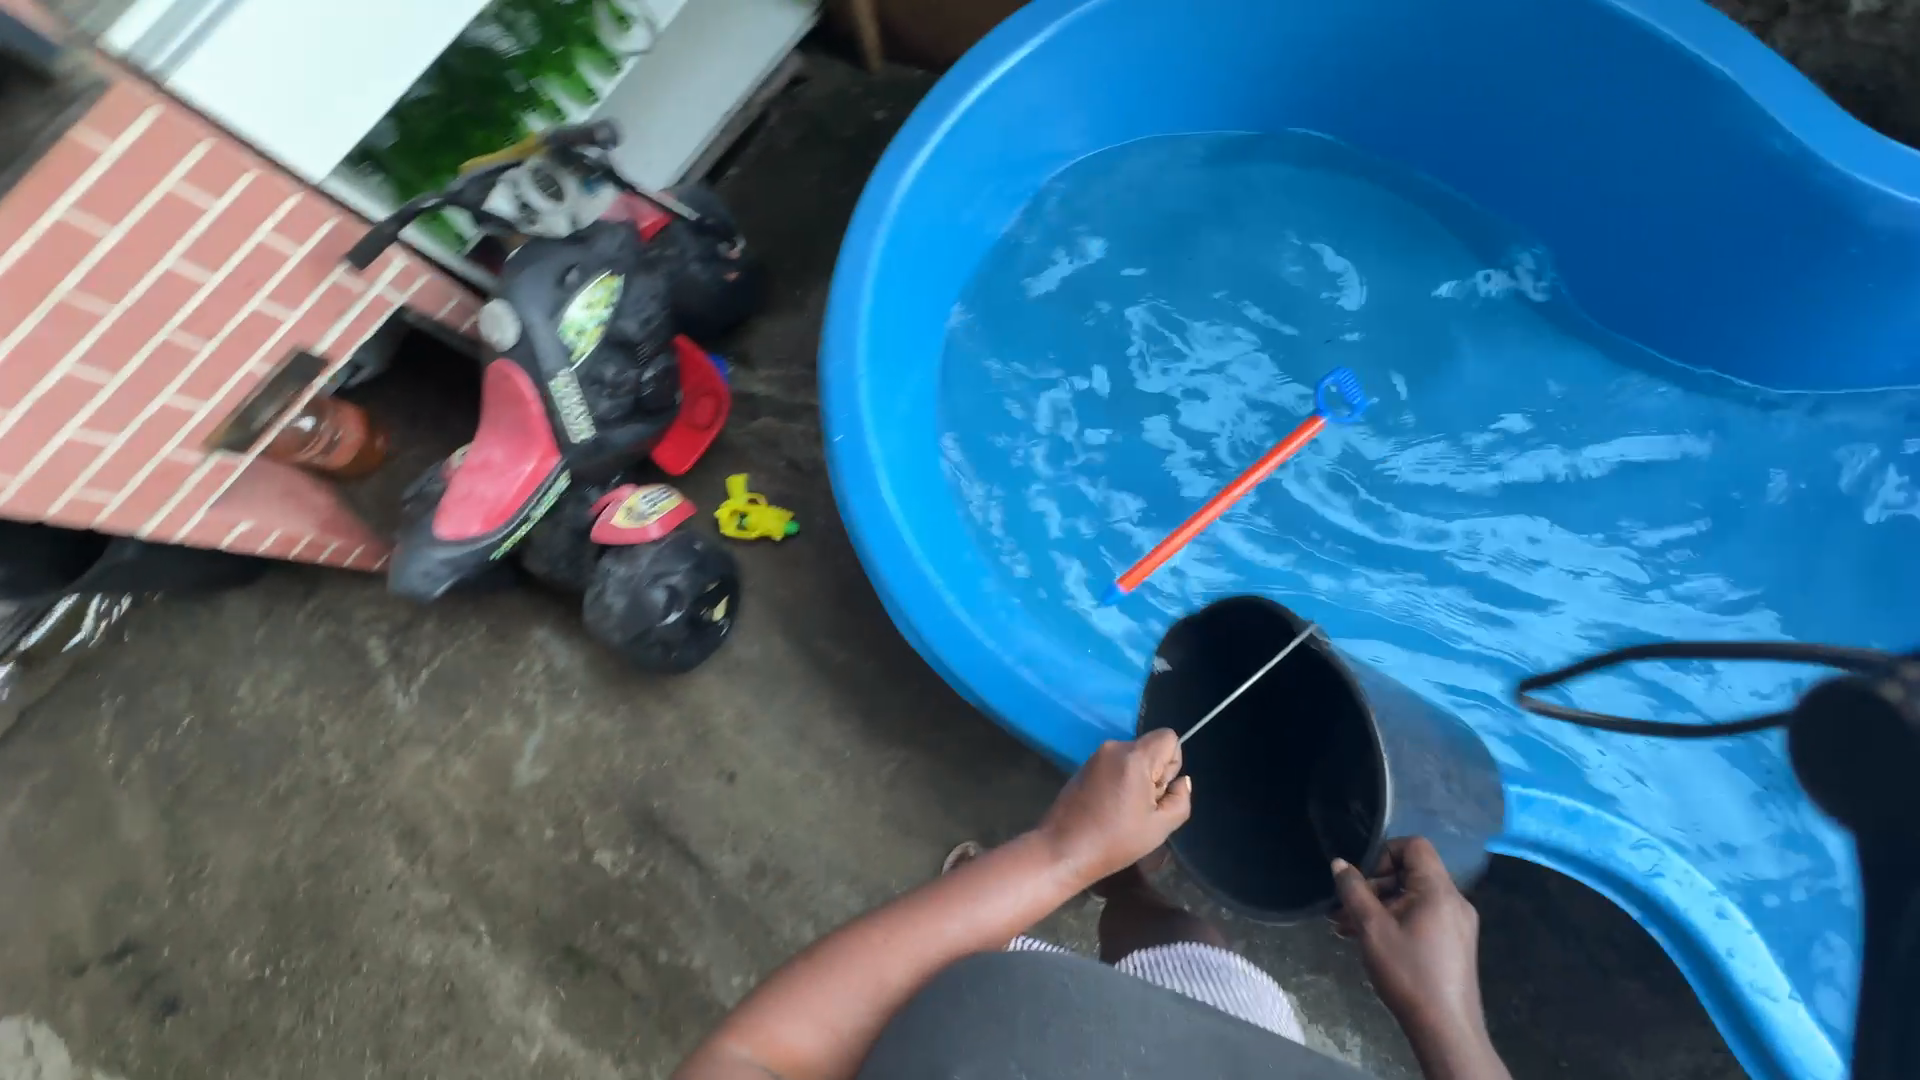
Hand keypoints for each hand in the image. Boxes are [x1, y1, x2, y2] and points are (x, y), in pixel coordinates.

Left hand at [1034, 730, 1192, 883]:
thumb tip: (1181, 781)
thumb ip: (1180, 799)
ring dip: (1137, 778)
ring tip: (1124, 810)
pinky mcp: (1084, 766)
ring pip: (1133, 757)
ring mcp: (1096, 755)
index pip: (1168, 737)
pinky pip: (1115, 764)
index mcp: (1133, 756)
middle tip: (1141, 807)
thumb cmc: (1115, 840)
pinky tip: (1109, 808)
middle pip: (1150, 748)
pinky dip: (1120, 780)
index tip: (1158, 791)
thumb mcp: (1160, 826)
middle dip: (1154, 774)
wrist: (1063, 849)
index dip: (1172, 763)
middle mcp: (1114, 747)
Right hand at [1332, 837, 1485, 1041]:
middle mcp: (1454, 902)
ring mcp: (1456, 924)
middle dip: (1374, 885)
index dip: (1385, 853)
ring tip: (1346, 927)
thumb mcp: (1371, 927)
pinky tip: (1369, 941)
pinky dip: (1394, 920)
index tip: (1364, 879)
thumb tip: (1339, 864)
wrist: (1446, 1031)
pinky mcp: (1454, 944)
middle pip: (1410, 872)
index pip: (1414, 846)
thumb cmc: (1409, 972)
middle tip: (1347, 908)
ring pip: (1411, 897)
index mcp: (1439, 892)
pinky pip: (1420, 916)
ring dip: (1378, 906)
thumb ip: (1353, 890)